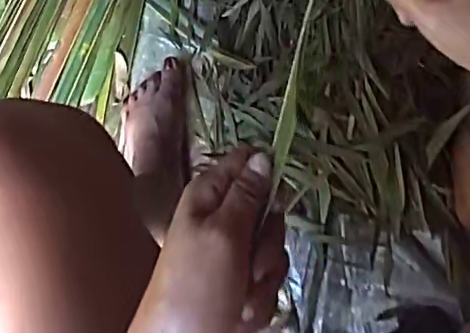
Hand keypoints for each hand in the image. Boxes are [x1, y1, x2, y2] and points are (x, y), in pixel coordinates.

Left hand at [129, 147, 287, 332]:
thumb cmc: (195, 289)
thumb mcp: (223, 235)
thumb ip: (247, 194)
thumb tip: (263, 155)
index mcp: (208, 194)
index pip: (246, 161)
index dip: (267, 174)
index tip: (274, 200)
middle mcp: (221, 217)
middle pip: (267, 208)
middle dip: (267, 241)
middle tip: (251, 262)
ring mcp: (232, 254)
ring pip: (273, 248)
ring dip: (264, 277)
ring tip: (241, 296)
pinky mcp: (241, 286)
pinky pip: (269, 281)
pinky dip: (260, 301)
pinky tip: (242, 315)